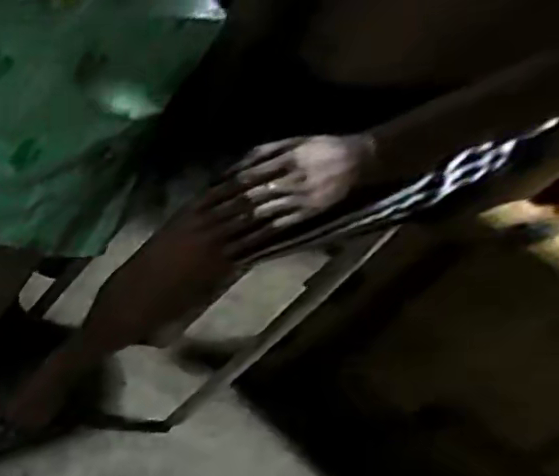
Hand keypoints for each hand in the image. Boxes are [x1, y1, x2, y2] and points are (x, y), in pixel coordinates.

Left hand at [199, 135, 374, 254]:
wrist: (362, 159)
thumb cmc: (319, 150)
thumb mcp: (293, 142)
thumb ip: (259, 154)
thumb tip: (226, 171)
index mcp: (288, 159)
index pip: (246, 177)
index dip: (221, 191)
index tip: (200, 202)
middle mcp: (292, 179)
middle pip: (248, 198)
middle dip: (221, 213)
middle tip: (197, 226)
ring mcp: (299, 197)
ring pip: (259, 215)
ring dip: (233, 230)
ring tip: (209, 243)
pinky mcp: (306, 213)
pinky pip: (274, 229)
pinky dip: (253, 240)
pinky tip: (235, 250)